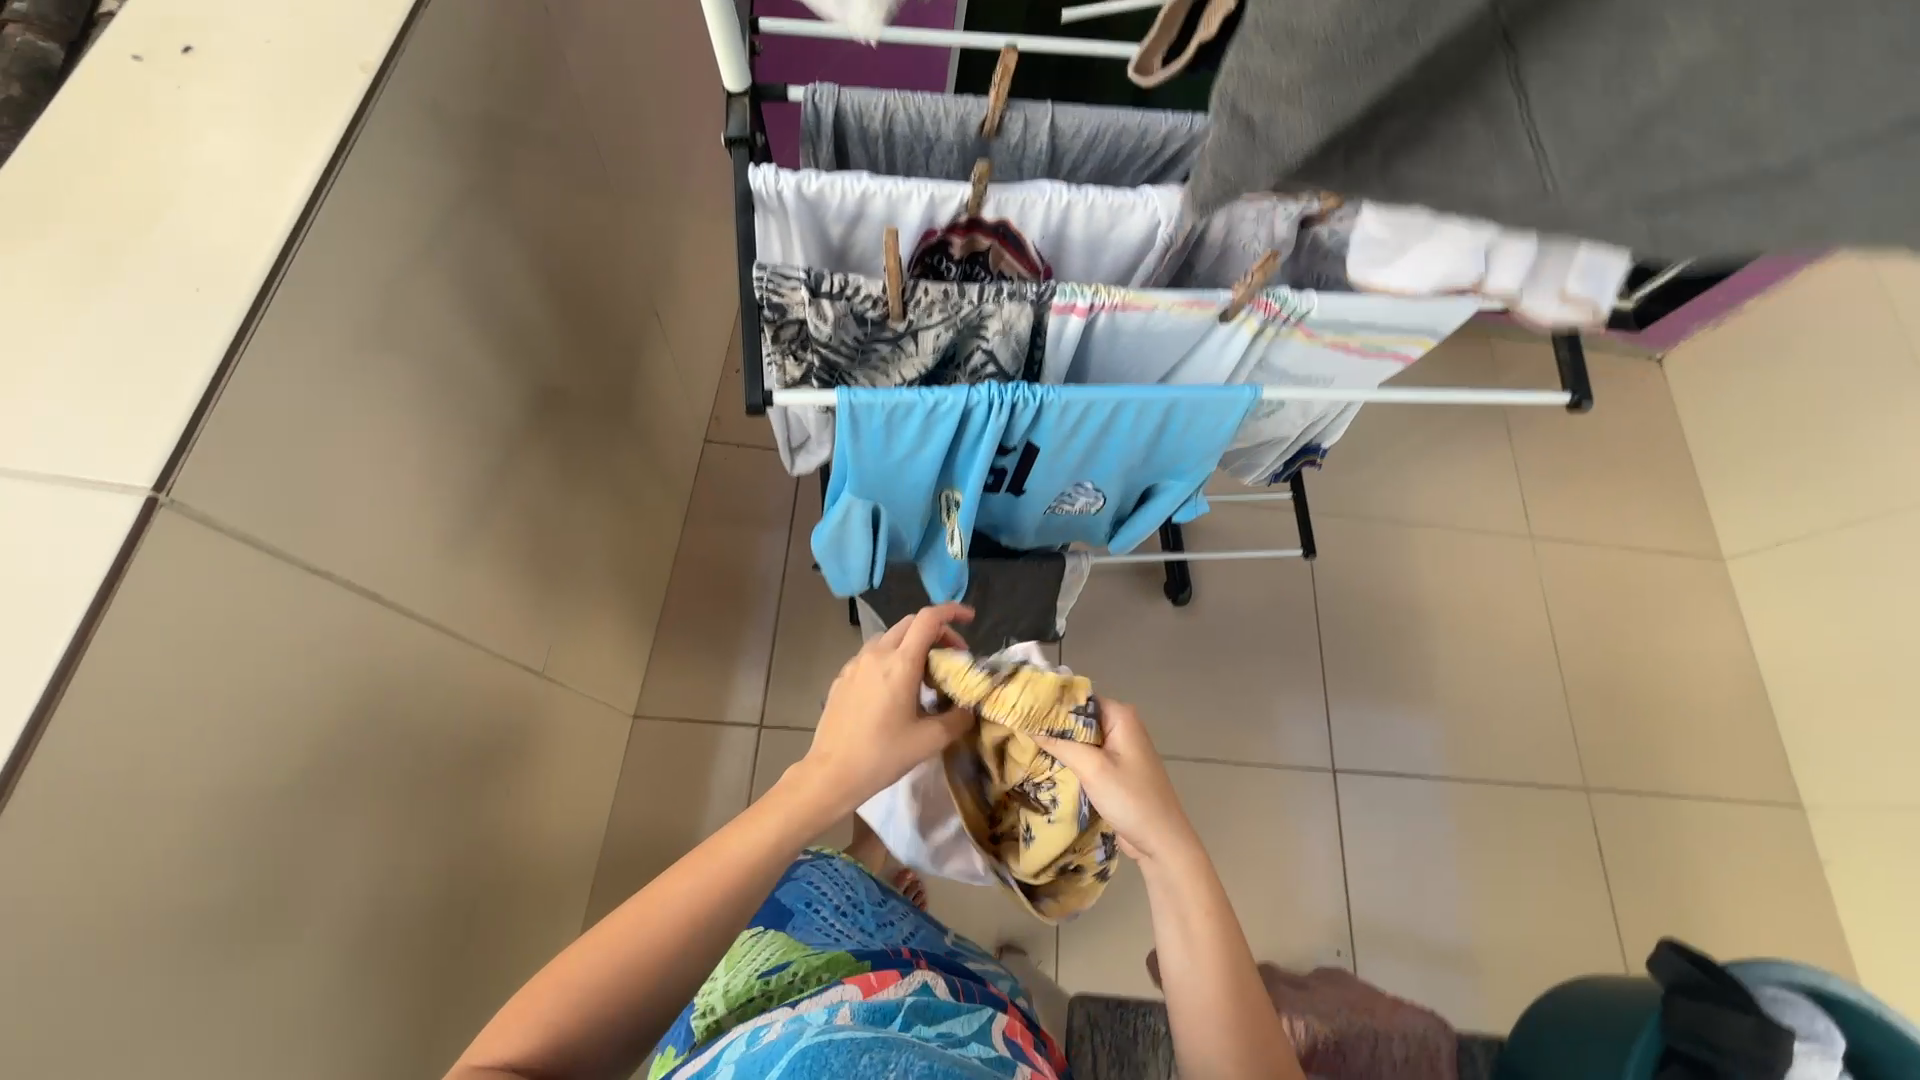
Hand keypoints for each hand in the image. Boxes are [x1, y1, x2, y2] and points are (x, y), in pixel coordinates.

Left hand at [790, 604, 976, 817]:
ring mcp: (855, 664)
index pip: (928, 619)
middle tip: (951, 655)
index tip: (969, 618)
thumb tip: (970, 707)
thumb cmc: (883, 755)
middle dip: (936, 631)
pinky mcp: (842, 677)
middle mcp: (877, 655)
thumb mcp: (930, 740)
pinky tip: (895, 689)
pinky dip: (891, 658)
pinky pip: (872, 655)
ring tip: (924, 674)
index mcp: (901, 663)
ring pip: (889, 637)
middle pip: (910, 623)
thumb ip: (958, 718)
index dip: (952, 611)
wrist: (832, 773)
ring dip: (912, 644)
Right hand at [1034, 698, 1198, 862]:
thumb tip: (1029, 723)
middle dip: (1052, 725)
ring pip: (1081, 738)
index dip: (1051, 704)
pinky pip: (1088, 755)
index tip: (1022, 710)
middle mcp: (1122, 725)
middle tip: (1019, 728)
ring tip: (1024, 743)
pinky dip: (1070, 758)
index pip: (1078, 699)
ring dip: (1059, 743)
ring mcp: (1120, 748)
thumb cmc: (1130, 799)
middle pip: (1079, 717)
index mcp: (1121, 715)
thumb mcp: (1092, 769)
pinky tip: (1046, 763)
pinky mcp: (1116, 768)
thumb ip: (1060, 743)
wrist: (1161, 841)